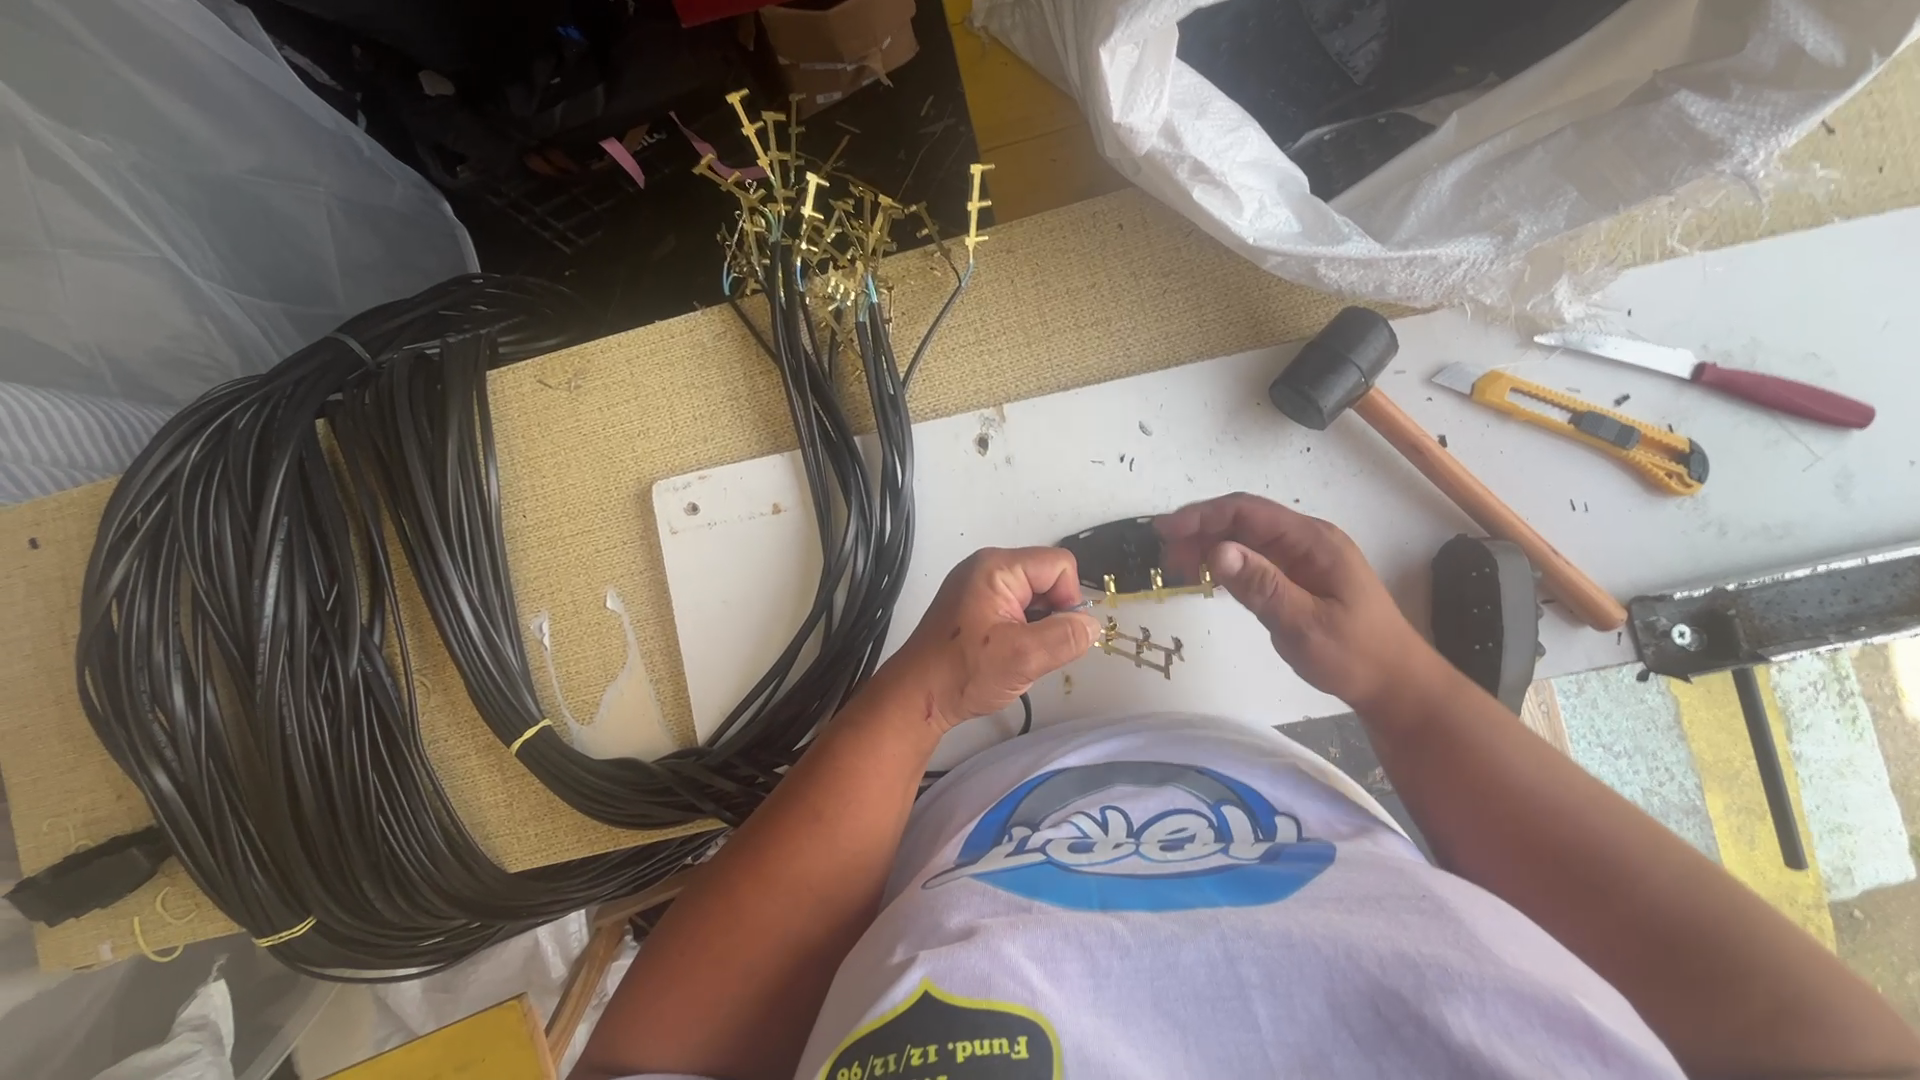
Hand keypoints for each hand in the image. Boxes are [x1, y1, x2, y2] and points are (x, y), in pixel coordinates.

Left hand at [870, 548, 1100, 734]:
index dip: (1068, 599)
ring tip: (1016, 653)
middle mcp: (987, 567)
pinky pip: (1016, 608)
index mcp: (997, 567)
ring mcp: (978, 586)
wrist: (918, 697)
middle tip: (1032, 648)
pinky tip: (1005, 654)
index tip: (1054, 635)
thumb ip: (1065, 637)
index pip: (1060, 565)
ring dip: (1037, 626)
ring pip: (1034, 597)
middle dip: (1052, 615)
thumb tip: (1091, 625)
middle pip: (1047, 578)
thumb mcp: (1023, 657)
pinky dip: (1021, 631)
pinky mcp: (973, 605)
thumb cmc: (964, 673)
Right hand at [1157, 493, 1438, 711]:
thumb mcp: (1304, 624)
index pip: (1248, 512)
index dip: (1202, 516)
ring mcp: (1303, 558)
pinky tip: (1205, 578)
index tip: (1166, 531)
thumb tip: (1217, 551)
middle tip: (1165, 556)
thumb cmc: (1355, 655)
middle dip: (1200, 531)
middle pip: (1243, 520)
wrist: (1395, 684)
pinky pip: (1254, 559)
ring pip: (1245, 539)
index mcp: (1313, 541)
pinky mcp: (1297, 577)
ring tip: (1177, 568)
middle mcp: (1306, 541)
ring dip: (1209, 547)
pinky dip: (1225, 564)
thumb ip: (1262, 586)